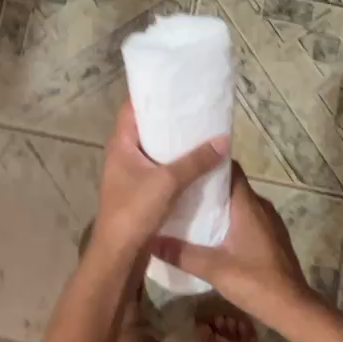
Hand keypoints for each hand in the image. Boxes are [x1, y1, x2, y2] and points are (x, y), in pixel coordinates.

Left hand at [90, 103, 229, 260]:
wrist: (119, 255)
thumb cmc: (134, 210)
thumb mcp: (168, 181)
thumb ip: (196, 161)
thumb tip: (223, 140)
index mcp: (120, 143)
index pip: (133, 107)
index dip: (152, 95)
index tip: (177, 86)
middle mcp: (122, 154)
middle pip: (146, 128)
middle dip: (170, 120)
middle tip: (198, 109)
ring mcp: (130, 174)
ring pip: (155, 151)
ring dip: (175, 145)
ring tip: (203, 132)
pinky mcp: (139, 193)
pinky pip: (160, 170)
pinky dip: (176, 165)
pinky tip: (198, 165)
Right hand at [150, 165, 311, 316]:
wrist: (292, 308)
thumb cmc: (255, 282)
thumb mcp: (213, 269)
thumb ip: (181, 253)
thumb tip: (150, 239)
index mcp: (248, 205)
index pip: (230, 169)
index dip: (209, 163)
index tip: (187, 162)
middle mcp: (261, 206)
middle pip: (232, 185)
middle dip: (208, 185)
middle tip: (180, 187)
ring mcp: (270, 222)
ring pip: (240, 202)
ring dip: (220, 203)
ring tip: (191, 208)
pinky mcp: (272, 237)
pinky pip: (248, 217)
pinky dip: (231, 218)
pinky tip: (213, 232)